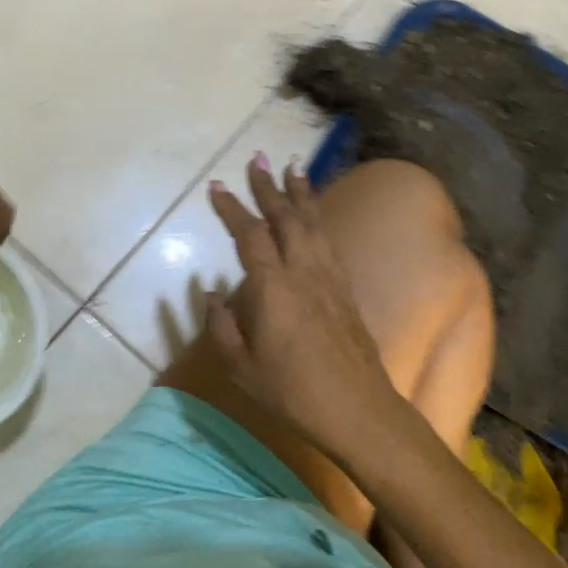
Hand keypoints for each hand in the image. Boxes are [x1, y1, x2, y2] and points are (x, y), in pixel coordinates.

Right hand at [203, 155, 414, 460]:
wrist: (357, 408)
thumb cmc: (292, 393)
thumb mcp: (241, 367)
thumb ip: (221, 327)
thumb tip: (211, 293)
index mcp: (274, 289)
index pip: (250, 236)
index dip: (233, 209)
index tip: (218, 187)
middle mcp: (304, 272)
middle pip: (286, 218)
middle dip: (269, 187)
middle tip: (257, 159)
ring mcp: (329, 278)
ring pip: (313, 224)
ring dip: (301, 194)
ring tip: (293, 168)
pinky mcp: (345, 289)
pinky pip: (329, 241)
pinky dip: (319, 218)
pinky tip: (315, 214)